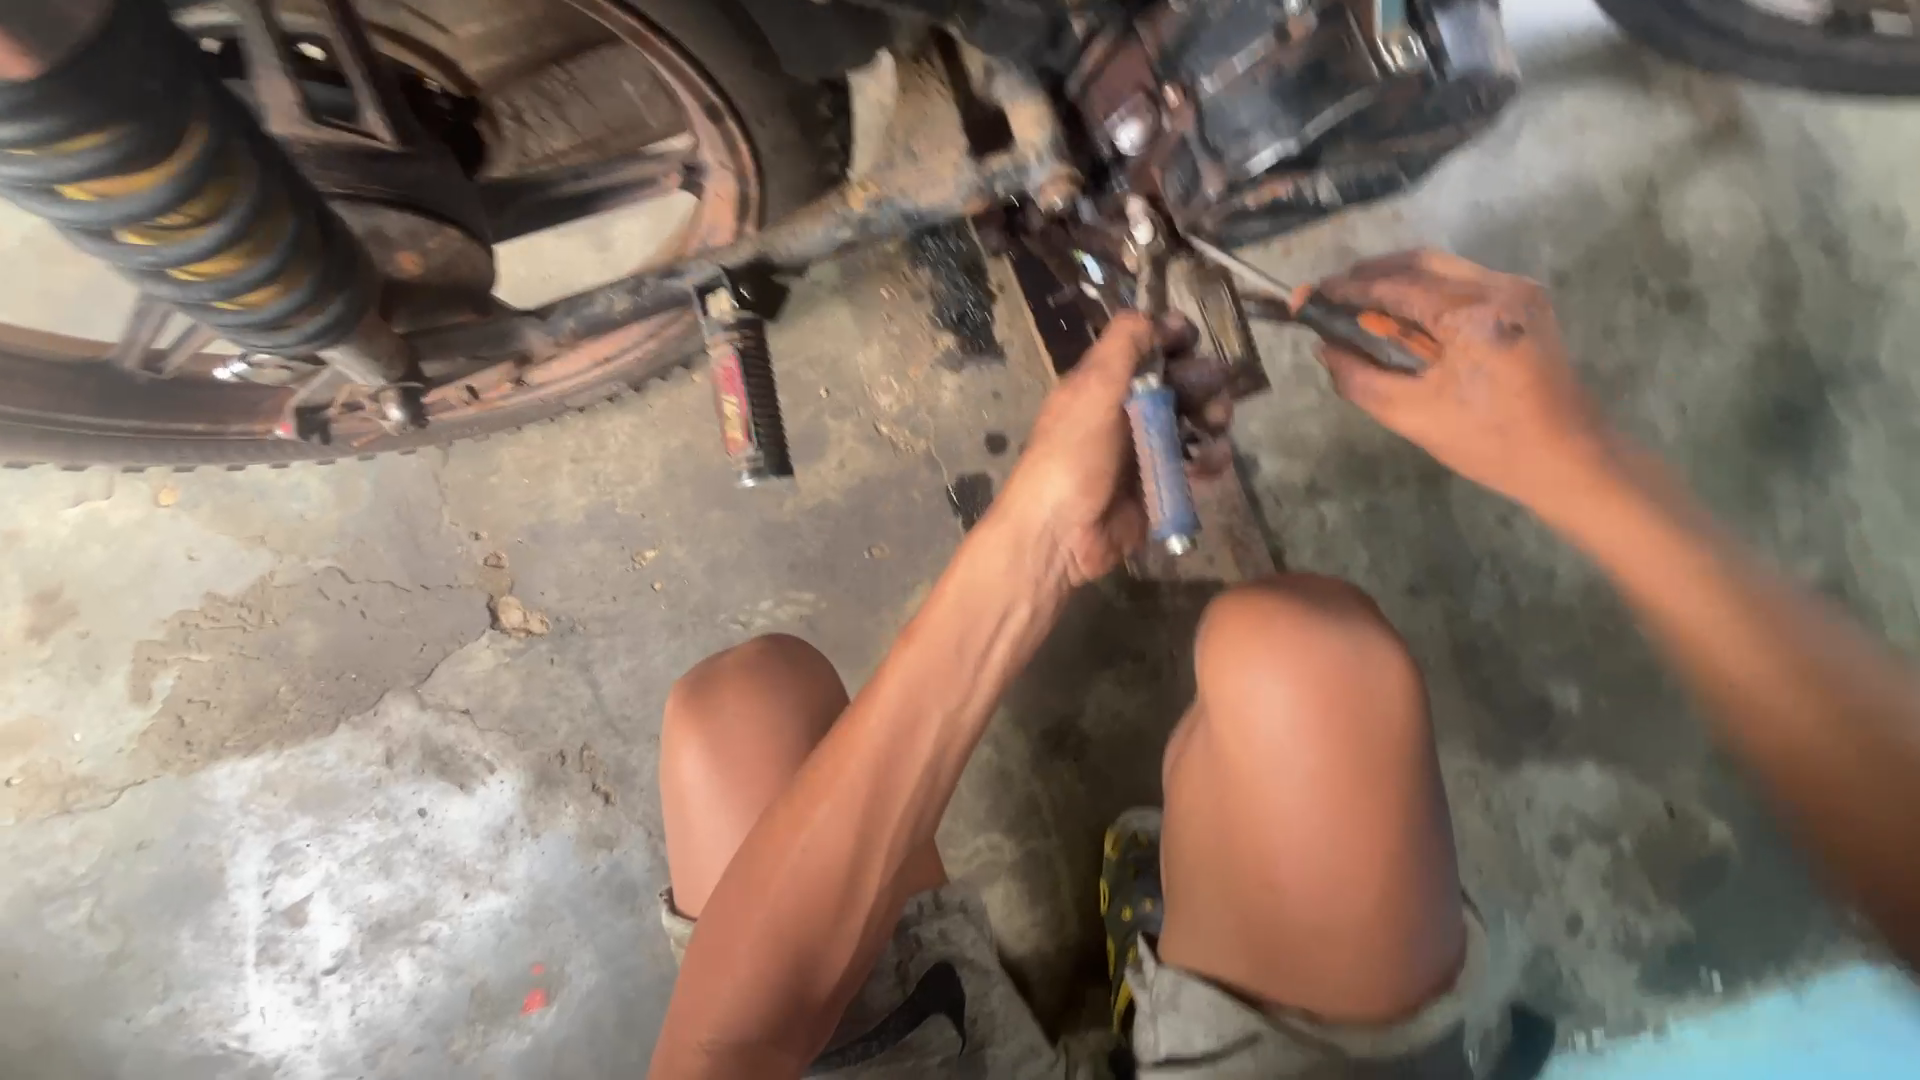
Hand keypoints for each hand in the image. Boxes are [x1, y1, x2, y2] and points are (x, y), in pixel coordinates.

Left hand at [990, 314, 1191, 588]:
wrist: (1060, 534)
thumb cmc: (1070, 456)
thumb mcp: (1090, 390)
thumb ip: (1122, 347)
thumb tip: (1151, 315)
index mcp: (1104, 384)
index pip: (1146, 347)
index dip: (1172, 338)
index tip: (1191, 340)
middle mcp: (1127, 411)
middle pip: (1180, 381)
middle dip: (1202, 380)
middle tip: (1210, 392)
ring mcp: (1147, 449)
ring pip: (1196, 420)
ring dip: (1213, 418)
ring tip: (1214, 426)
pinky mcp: (1162, 485)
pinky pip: (1198, 463)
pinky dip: (1210, 460)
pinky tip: (1207, 467)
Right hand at [1314, 251, 1619, 514]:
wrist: (1567, 457)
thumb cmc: (1486, 441)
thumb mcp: (1409, 414)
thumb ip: (1358, 377)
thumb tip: (1325, 348)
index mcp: (1472, 314)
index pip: (1394, 286)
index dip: (1345, 290)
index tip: (1306, 297)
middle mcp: (1499, 287)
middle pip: (1420, 262)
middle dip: (1369, 274)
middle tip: (1328, 296)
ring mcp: (1517, 291)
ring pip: (1442, 268)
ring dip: (1395, 281)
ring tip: (1356, 305)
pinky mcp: (1524, 303)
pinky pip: (1461, 283)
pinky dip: (1423, 293)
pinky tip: (1398, 317)